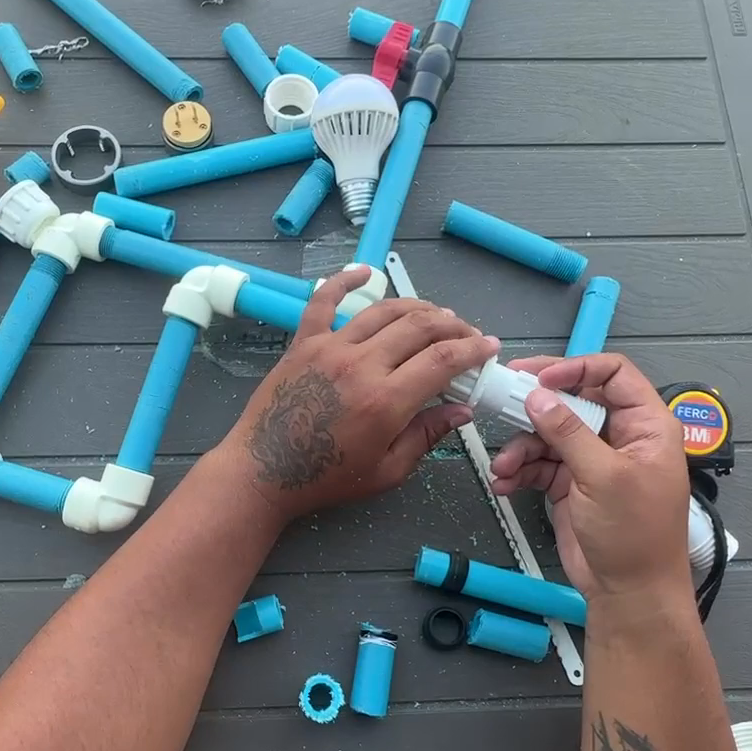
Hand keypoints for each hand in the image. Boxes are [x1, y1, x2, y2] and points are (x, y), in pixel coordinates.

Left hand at [214, 265, 499, 523]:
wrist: (262, 471)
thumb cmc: (325, 478)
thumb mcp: (386, 471)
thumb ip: (425, 436)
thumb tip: (462, 411)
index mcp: (386, 400)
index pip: (443, 360)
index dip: (473, 349)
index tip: (489, 346)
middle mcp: (361, 364)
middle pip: (420, 327)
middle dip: (453, 325)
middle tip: (466, 332)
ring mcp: (330, 348)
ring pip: (384, 311)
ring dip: (417, 307)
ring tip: (435, 314)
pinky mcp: (303, 343)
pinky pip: (324, 301)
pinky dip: (345, 281)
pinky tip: (365, 272)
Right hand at [487, 354, 690, 601]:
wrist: (628, 593)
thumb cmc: (633, 534)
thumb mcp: (602, 477)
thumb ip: (568, 432)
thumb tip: (537, 396)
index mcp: (645, 426)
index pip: (613, 374)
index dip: (576, 368)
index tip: (539, 378)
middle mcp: (619, 436)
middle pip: (573, 402)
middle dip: (537, 410)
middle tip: (502, 403)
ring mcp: (592, 460)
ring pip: (549, 434)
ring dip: (521, 448)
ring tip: (502, 467)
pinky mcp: (570, 484)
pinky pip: (539, 464)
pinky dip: (520, 471)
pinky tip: (504, 484)